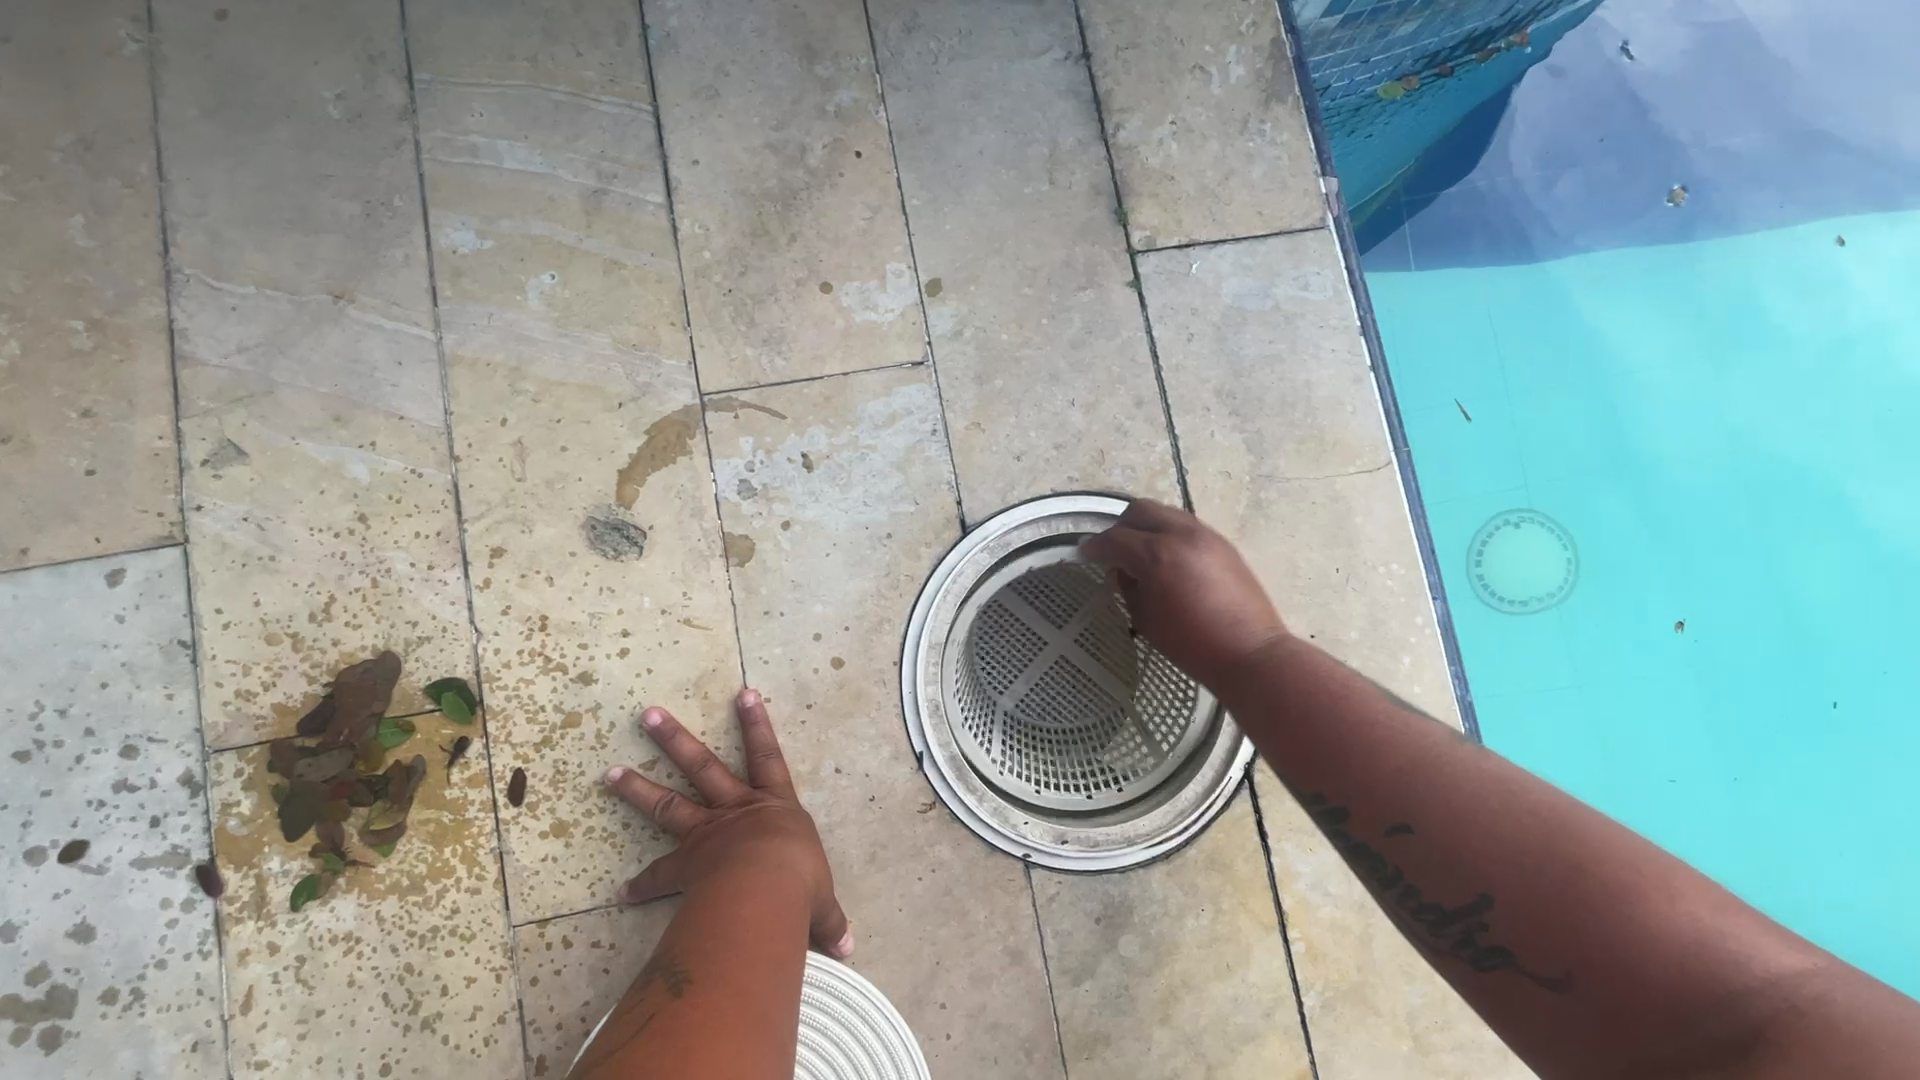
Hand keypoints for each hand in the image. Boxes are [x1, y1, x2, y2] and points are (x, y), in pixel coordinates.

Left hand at [604, 688, 852, 959]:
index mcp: (776, 807)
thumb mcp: (821, 900)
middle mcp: (738, 810)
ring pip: (668, 804)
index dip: (757, 724)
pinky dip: (642, 884)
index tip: (743, 692)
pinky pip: (659, 873)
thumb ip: (828, 920)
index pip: (767, 756)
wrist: (767, 890)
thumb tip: (848, 948)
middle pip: (703, 766)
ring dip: (637, 788)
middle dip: (675, 739)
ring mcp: (708, 834)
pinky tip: (623, 892)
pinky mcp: (686, 865)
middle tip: (648, 713)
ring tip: (609, 773)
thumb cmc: (802, 881)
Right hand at [1079, 498, 1290, 690]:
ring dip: (1146, 527)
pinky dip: (1168, 534)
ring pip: (1165, 513)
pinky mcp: (1222, 542)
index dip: (1095, 547)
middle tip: (1113, 551)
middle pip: (1139, 510)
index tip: (1085, 554)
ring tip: (1140, 554)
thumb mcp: (1144, 618)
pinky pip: (1185, 525)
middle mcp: (1180, 534)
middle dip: (1120, 527)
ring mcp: (1205, 535)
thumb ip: (1127, 586)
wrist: (1247, 651)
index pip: (1114, 539)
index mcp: (1156, 555)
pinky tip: (1166, 559)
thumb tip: (1122, 570)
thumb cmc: (1190, 643)